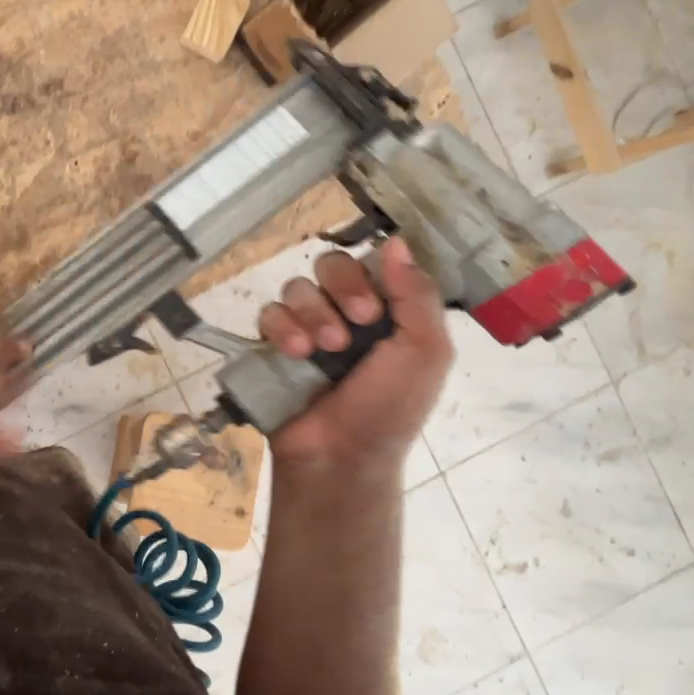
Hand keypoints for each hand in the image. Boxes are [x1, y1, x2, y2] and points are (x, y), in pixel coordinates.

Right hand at [256, 239, 452, 471]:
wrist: (340, 454)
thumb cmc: (390, 408)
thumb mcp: (425, 352)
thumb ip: (416, 295)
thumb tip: (396, 240)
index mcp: (388, 312)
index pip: (371, 263)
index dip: (367, 277)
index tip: (372, 311)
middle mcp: (346, 312)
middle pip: (330, 265)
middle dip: (337, 293)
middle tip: (347, 332)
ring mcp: (307, 327)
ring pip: (297, 288)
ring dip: (309, 315)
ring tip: (318, 352)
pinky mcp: (272, 344)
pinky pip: (268, 313)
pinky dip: (280, 328)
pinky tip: (293, 353)